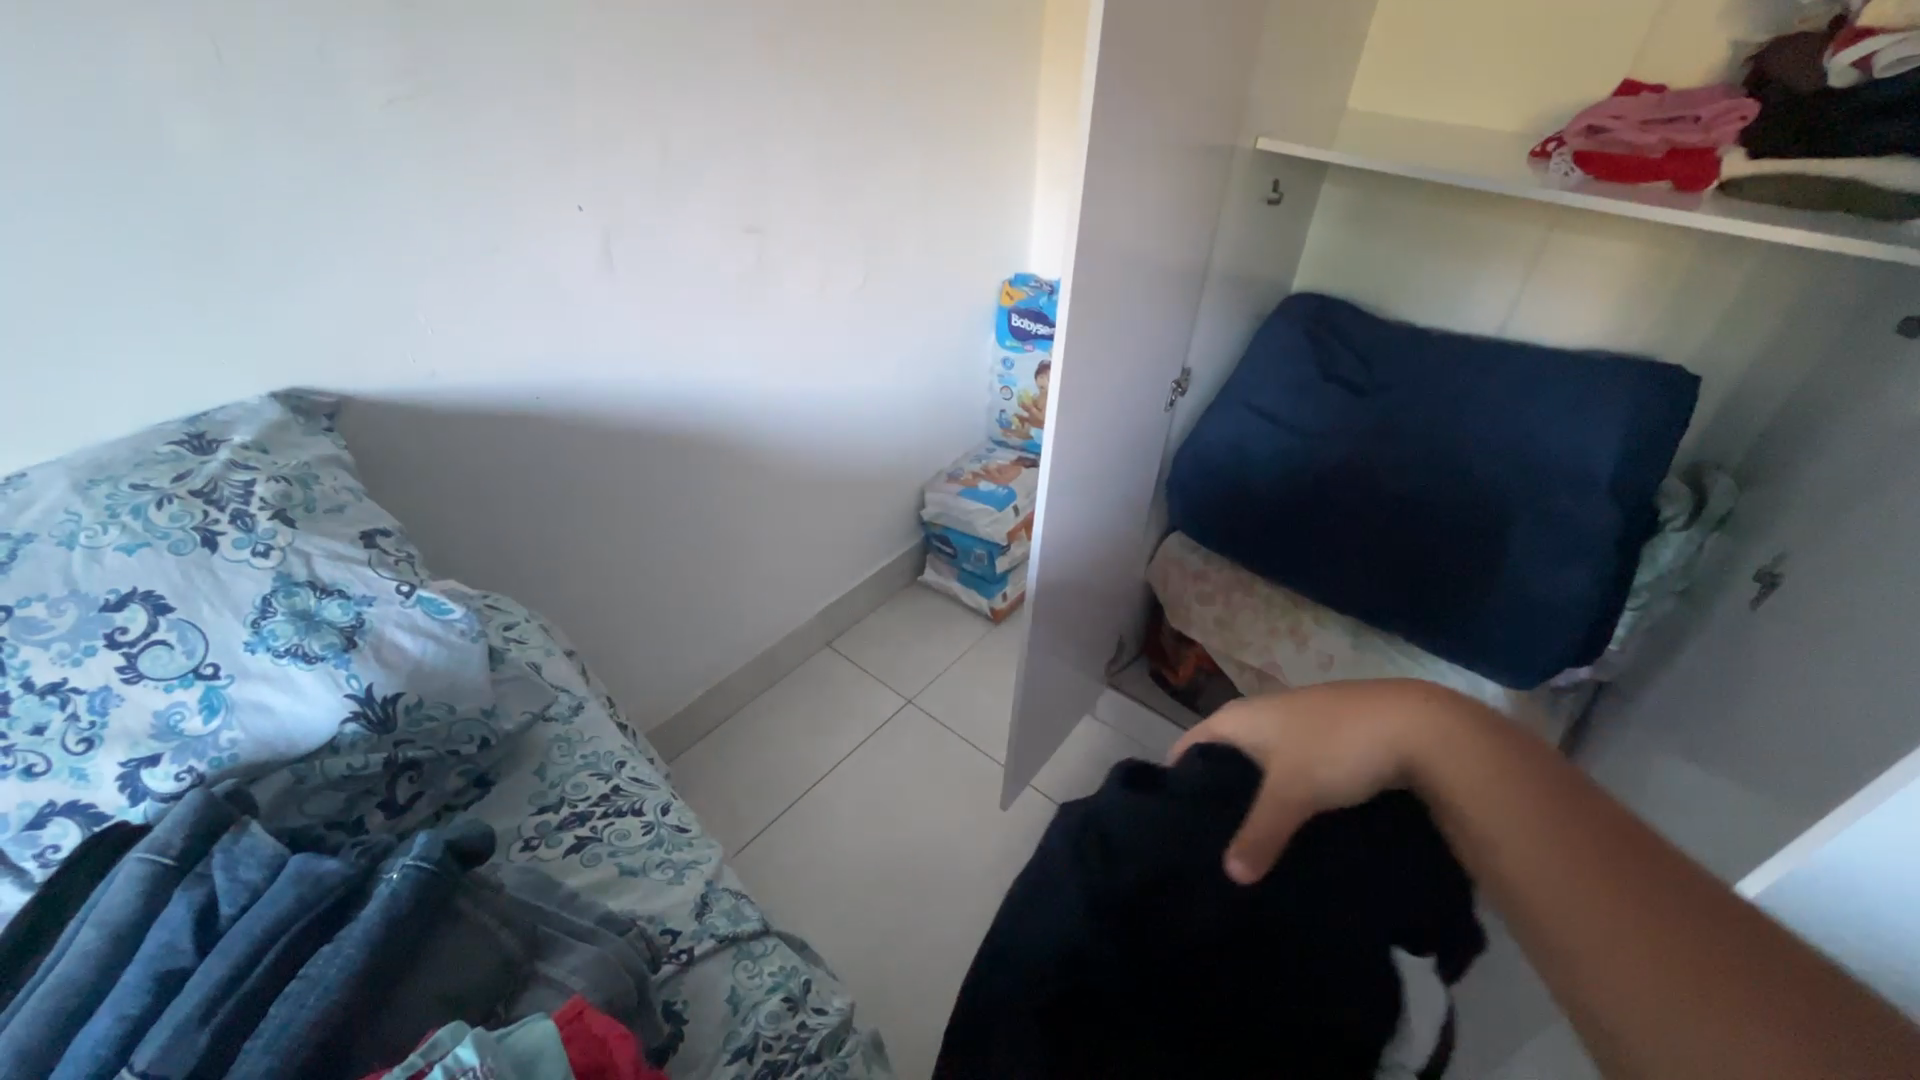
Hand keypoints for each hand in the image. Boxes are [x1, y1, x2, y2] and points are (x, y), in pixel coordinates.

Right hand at [1167, 679, 1471, 883]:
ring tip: (1252, 838)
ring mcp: (1298, 721)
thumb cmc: (1334, 748)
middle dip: (1219, 793)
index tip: (1175, 819)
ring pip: (1262, 763)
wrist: (1418, 725)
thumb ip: (1258, 834)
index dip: (1179, 778)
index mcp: (1238, 717)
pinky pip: (1293, 766)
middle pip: (1224, 755)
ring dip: (1257, 795)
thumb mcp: (1292, 795)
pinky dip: (1288, 790)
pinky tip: (1298, 822)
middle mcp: (1261, 713)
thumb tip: (1231, 875)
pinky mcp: (1329, 735)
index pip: (1190, 745)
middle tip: (1212, 840)